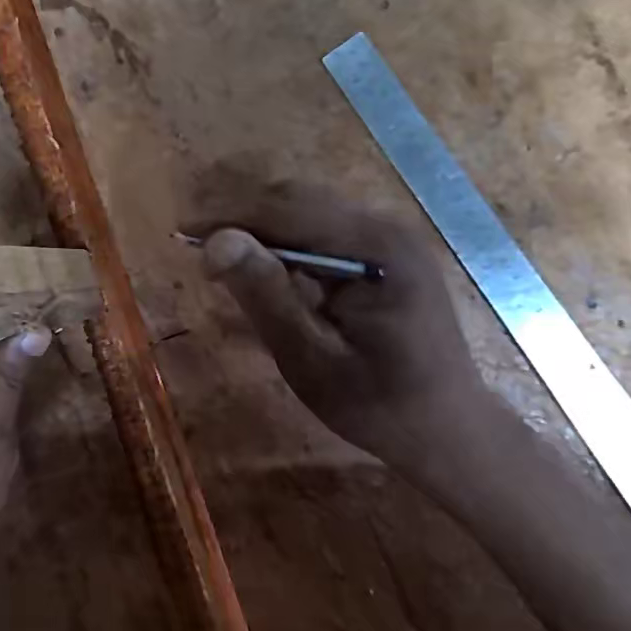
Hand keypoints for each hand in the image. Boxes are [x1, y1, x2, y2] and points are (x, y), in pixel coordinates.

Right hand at [196, 183, 494, 467]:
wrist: (448, 428)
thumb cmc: (379, 405)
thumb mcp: (312, 358)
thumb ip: (267, 296)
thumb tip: (215, 242)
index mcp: (377, 248)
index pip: (288, 211)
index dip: (230, 217)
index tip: (182, 232)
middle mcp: (387, 227)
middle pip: (299, 202)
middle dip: (245, 220)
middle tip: (199, 249)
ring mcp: (392, 238)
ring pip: (311, 213)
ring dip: (266, 232)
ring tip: (227, 262)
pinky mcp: (389, 254)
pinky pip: (328, 234)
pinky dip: (291, 247)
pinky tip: (272, 273)